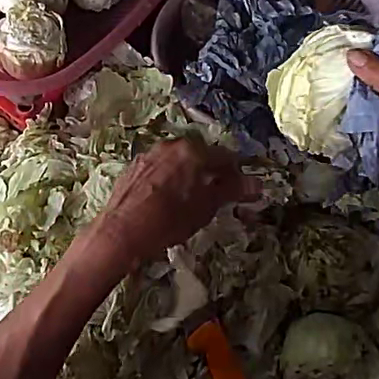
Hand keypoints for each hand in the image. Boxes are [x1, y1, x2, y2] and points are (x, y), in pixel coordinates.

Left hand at [84, 138, 254, 265]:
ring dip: (188, 175)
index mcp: (193, 151)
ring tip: (190, 199)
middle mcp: (171, 146)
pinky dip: (168, 179)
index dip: (237, 174)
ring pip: (177, 161)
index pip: (225, 157)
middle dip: (211, 173)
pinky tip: (166, 200)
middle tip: (216, 196)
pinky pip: (159, 169)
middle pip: (200, 155)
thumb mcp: (206, 207)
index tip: (240, 190)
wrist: (121, 233)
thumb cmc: (169, 220)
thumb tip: (256, 184)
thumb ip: (231, 191)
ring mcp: (149, 155)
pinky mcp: (133, 167)